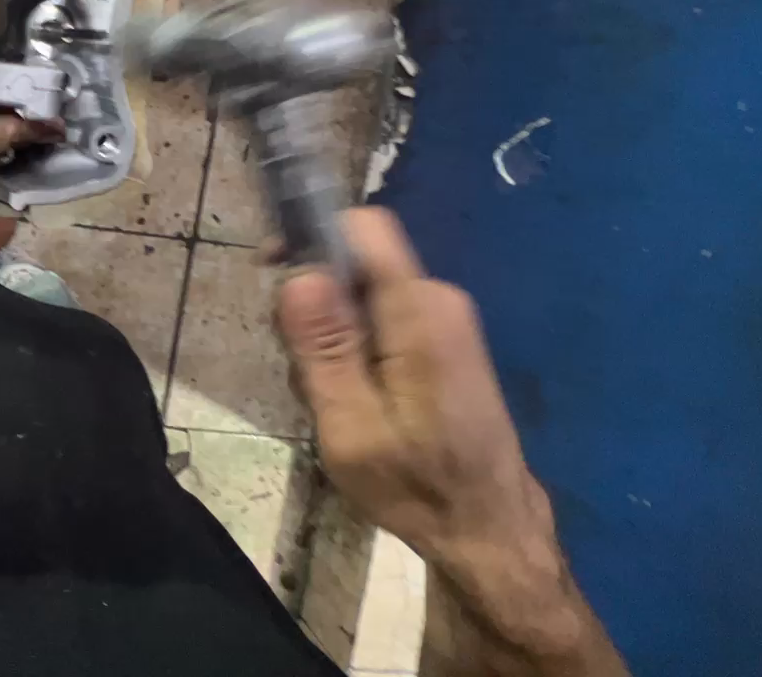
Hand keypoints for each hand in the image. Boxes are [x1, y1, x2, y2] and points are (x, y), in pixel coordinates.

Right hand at [279, 210, 625, 674]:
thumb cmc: (417, 487)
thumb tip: (299, 274)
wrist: (489, 533)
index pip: (364, 228)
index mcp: (419, 314)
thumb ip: (324, 348)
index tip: (273, 273)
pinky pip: (373, 314)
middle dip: (310, 305)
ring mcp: (439, 317)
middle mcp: (436, 300)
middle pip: (349, 262)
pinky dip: (347, 346)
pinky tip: (350, 397)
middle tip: (302, 372)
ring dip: (326, 335)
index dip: (311, 235)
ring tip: (328, 398)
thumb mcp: (351, 426)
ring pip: (354, 291)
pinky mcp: (436, 335)